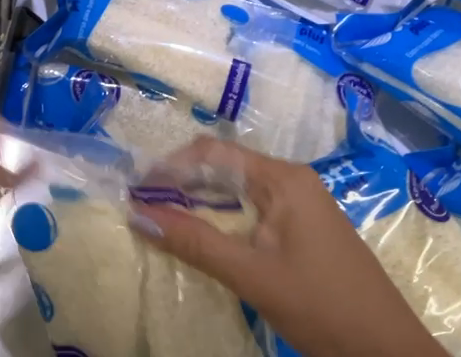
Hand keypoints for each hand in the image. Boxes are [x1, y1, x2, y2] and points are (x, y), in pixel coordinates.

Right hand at [128, 140, 444, 356]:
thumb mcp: (252, 276)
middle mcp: (291, 180)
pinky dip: (220, 220)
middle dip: (180, 184)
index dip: (171, 166)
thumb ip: (194, 242)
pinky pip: (251, 211)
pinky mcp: (302, 230)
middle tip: (144, 205)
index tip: (138, 188)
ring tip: (163, 220)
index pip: (212, 152)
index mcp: (283, 178)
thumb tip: (136, 214)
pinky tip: (202, 238)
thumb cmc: (324, 308)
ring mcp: (300, 205)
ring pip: (235, 191)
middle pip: (223, 168)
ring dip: (198, 203)